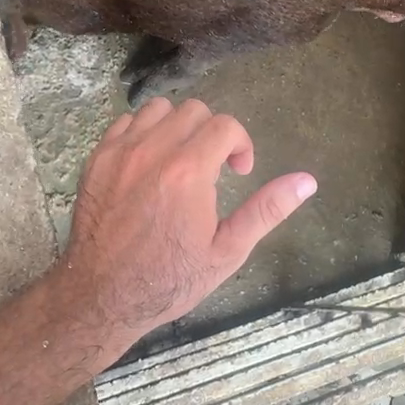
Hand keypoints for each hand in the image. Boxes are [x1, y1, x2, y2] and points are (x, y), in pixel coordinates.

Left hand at [46, 98, 316, 358]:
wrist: (104, 296)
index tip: (238, 171)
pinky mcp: (97, 159)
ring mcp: (120, 152)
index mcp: (189, 171)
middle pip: (194, 111)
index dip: (240, 144)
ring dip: (177, 126)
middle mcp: (153, 151)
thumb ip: (267, 210)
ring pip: (158, 109)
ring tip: (180, 159)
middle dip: (211, 133)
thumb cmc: (170, 278)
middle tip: (213, 167)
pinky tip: (148, 162)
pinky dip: (143, 132)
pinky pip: (126, 122)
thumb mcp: (228, 251)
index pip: (225, 125)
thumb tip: (307, 181)